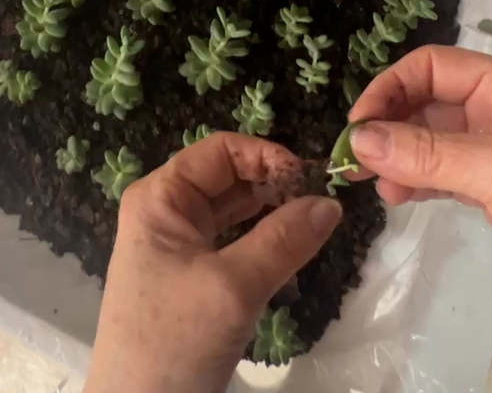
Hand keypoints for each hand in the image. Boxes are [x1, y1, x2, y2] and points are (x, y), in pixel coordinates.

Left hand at [86, 133, 341, 392]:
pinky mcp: (188, 277)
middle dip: (273, 183)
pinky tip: (291, 250)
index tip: (310, 179)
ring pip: (232, 210)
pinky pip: (231, 242)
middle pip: (227, 177)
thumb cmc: (175, 341)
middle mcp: (165, 210)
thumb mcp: (233, 288)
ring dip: (270, 212)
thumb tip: (331, 203)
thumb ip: (284, 241)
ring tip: (313, 223)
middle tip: (320, 203)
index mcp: (160, 196)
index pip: (220, 150)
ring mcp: (175, 245)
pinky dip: (261, 241)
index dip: (266, 156)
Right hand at [348, 46, 491, 392]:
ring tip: (374, 187)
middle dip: (390, 127)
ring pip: (431, 141)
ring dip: (399, 157)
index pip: (432, 67)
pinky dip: (418, 182)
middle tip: (353, 161)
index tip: (358, 125)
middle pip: (428, 103)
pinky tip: (398, 199)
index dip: (391, 89)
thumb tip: (359, 140)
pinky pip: (444, 174)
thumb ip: (428, 153)